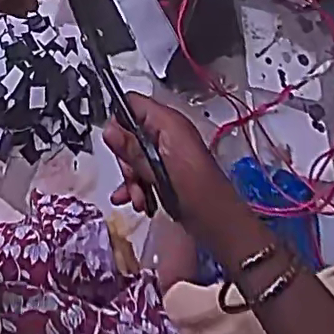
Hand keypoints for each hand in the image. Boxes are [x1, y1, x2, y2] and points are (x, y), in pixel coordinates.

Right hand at [103, 93, 247, 230]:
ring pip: (135, 154)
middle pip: (130, 132)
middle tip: (131, 178)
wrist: (225, 230)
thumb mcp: (160, 172)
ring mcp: (168, 152)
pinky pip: (144, 168)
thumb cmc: (200, 198)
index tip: (116, 146)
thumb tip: (109, 129)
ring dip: (131, 176)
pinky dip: (139, 184)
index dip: (119, 121)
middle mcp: (167, 132)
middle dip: (126, 158)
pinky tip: (138, 201)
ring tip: (138, 198)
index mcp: (168, 123)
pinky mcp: (168, 170)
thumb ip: (133, 150)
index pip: (131, 103)